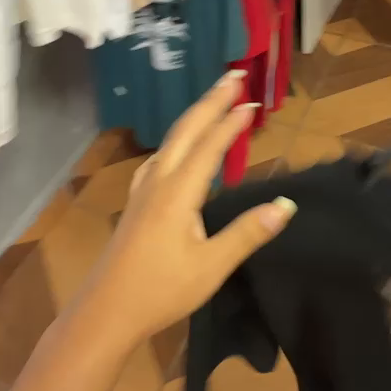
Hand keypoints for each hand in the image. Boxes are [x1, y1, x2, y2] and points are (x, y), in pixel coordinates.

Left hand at [71, 71, 295, 348]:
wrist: (105, 313)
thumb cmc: (160, 291)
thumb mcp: (212, 266)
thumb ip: (248, 233)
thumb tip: (286, 204)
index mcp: (178, 192)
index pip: (209, 146)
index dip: (232, 123)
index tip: (253, 101)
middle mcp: (159, 182)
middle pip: (186, 131)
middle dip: (210, 101)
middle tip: (234, 76)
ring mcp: (143, 192)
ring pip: (171, 142)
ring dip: (194, 117)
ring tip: (212, 103)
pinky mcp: (136, 205)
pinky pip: (160, 158)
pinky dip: (178, 141)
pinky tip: (177, 150)